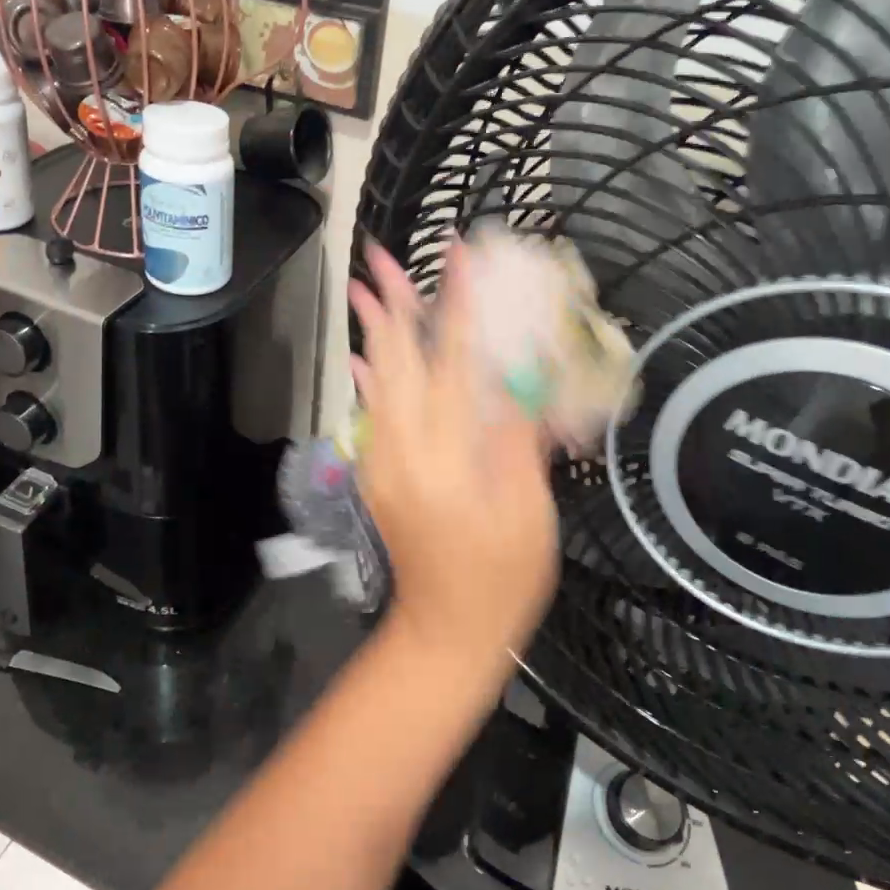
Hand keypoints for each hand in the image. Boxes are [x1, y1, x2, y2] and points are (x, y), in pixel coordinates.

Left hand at [349, 241, 559, 668]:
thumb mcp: (528, 512)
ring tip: (364, 288)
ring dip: (374, 334)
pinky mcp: (378, 478)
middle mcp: (402, 453)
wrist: (445, 633)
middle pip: (397, 366)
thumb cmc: (501, 581)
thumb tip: (519, 378)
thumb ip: (517, 440)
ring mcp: (382, 466)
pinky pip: (371, 416)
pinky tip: (361, 358)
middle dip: (390, 307)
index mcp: (446, 460)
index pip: (454, 366)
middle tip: (379, 256)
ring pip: (378, 385)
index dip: (457, 308)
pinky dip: (368, 381)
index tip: (457, 258)